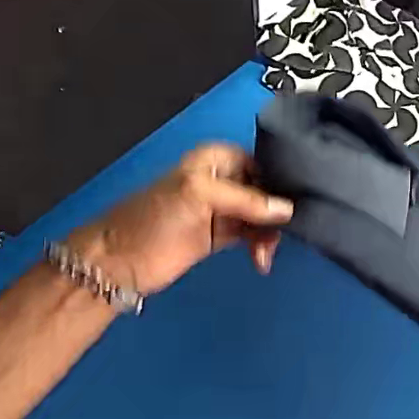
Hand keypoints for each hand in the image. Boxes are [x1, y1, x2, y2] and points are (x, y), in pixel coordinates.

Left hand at [62, 142, 293, 295]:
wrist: (120, 260)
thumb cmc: (156, 217)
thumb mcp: (200, 195)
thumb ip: (246, 199)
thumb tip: (288, 210)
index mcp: (215, 158)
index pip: (260, 162)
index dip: (278, 179)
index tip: (298, 199)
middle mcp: (222, 179)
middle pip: (264, 191)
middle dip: (276, 211)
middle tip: (281, 233)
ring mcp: (221, 209)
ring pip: (260, 216)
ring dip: (268, 234)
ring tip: (263, 255)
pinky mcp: (219, 235)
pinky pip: (250, 236)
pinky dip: (259, 246)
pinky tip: (261, 260)